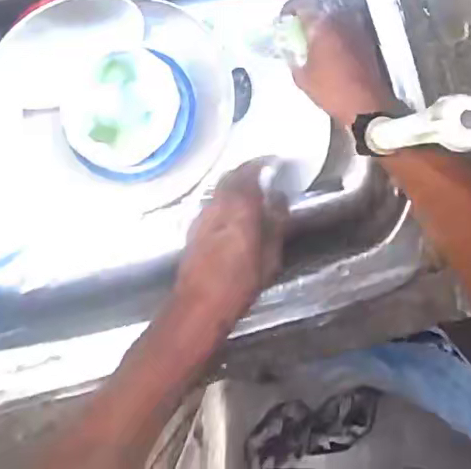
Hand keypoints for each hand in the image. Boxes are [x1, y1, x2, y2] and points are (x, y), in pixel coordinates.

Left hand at [172, 161, 284, 330]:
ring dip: (234, 184)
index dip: (263, 163)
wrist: (197, 307)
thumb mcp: (269, 257)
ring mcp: (202, 213)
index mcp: (240, 204)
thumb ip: (276, 223)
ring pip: (219, 188)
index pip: (251, 170)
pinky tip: (231, 213)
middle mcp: (218, 202)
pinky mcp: (193, 227)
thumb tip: (278, 198)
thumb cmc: (238, 284)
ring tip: (249, 193)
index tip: (274, 163)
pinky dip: (224, 199)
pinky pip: (212, 202)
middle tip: (262, 175)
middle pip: (232, 175)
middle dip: (247, 171)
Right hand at [282, 0, 397, 125]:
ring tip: (314, 34)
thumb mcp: (302, 77)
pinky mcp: (367, 38)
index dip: (290, 8)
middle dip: (308, 11)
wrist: (368, 106)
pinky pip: (347, 25)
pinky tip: (330, 44)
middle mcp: (341, 19)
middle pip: (321, 4)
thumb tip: (290, 48)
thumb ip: (293, 56)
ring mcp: (357, 27)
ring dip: (323, 19)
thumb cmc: (331, 91)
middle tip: (298, 24)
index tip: (284, 18)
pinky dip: (336, 29)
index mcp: (322, 25)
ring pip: (336, 13)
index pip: (302, 4)